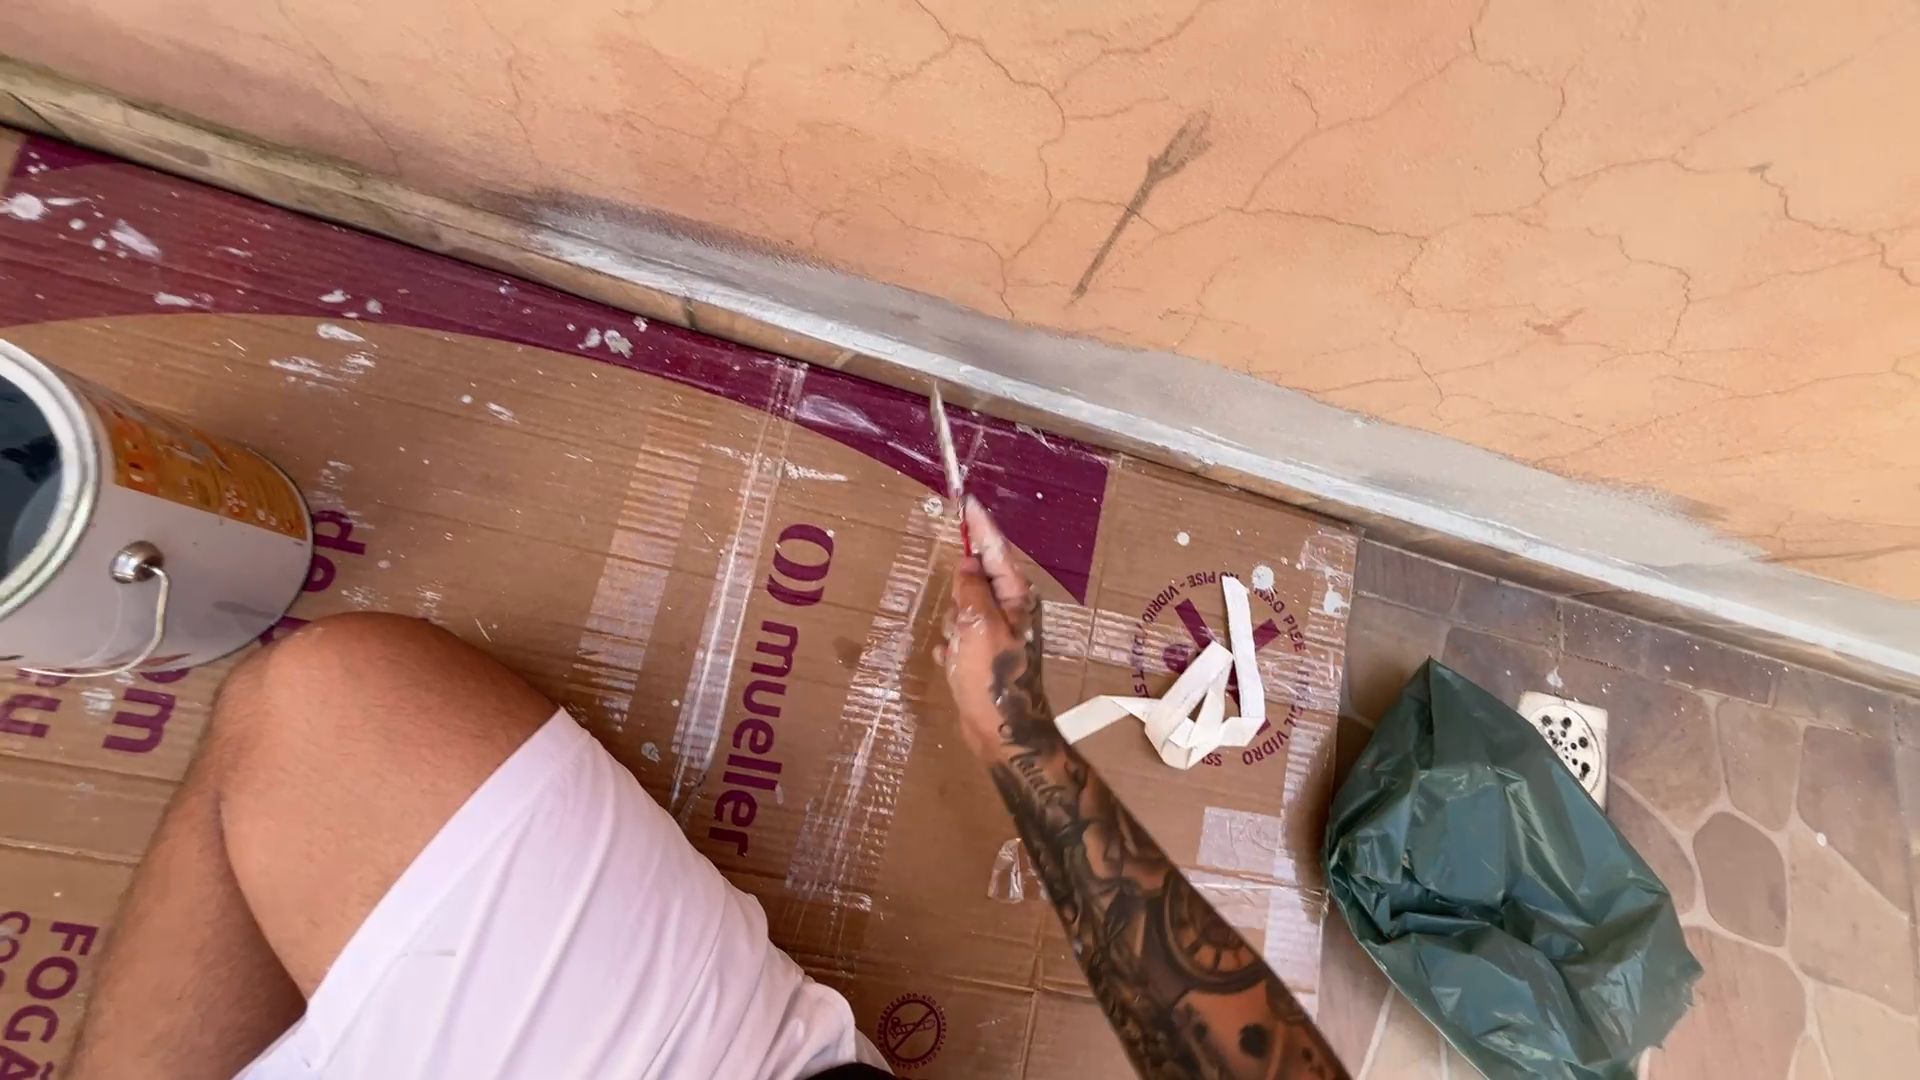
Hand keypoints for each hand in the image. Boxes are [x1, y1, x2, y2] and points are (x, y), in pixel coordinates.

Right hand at [936, 497, 1041, 760]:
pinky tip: (952, 660)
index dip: (979, 524)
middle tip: (958, 594)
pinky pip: (959, 635)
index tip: (967, 499)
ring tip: (957, 644)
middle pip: (979, 576)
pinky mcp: (984, 655)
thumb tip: (968, 560)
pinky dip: (951, 644)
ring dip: (954, 620)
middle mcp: (1010, 610)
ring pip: (964, 607)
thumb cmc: (993, 677)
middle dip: (962, 584)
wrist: (1003, 731)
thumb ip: (971, 588)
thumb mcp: (978, 625)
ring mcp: (996, 634)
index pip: (995, 548)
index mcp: (1015, 597)